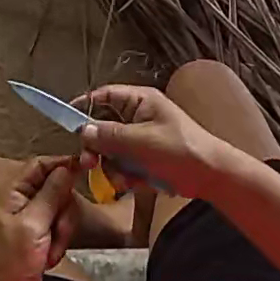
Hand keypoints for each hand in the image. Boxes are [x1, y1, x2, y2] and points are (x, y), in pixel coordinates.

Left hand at [0, 155, 86, 280]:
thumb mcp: (32, 224)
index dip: (63, 164)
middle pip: (58, 187)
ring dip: (62, 229)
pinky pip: (62, 228)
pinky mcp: (41, 235)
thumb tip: (67, 167)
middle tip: (56, 228)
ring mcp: (33, 218)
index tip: (86, 167)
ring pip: (63, 209)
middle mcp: (23, 199)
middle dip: (63, 209)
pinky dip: (60, 241)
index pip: (41, 164)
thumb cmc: (9, 262)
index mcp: (14, 190)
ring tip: (48, 247)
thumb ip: (51, 194)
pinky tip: (48, 256)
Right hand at [73, 85, 235, 199]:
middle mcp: (138, 117)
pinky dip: (126, 177)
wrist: (211, 176)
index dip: (85, 105)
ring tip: (123, 179)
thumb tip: (83, 130)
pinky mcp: (145, 160)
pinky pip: (124, 166)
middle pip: (103, 127)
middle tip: (90, 163)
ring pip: (111, 150)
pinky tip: (135, 185)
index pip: (105, 96)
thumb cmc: (180, 149)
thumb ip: (110, 135)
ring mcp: (141, 139)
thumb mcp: (141, 141)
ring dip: (112, 167)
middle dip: (97, 147)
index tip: (67, 121)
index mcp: (140, 102)